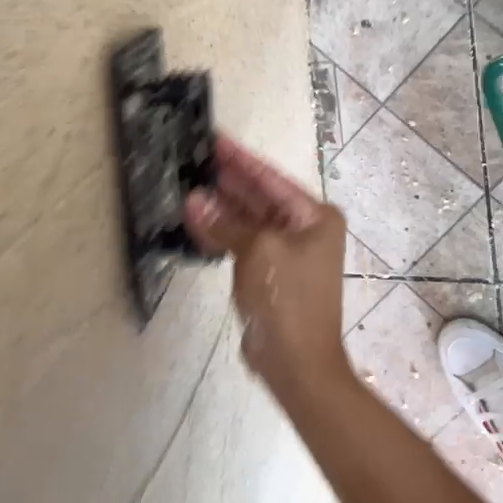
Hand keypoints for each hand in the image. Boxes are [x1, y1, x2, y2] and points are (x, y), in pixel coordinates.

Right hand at [184, 136, 350, 396]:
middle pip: (260, 196)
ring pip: (248, 219)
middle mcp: (304, 229)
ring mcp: (286, 253)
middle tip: (195, 157)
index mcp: (314, 216)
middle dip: (228, 179)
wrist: (297, 365)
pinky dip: (221, 233)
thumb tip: (193, 200)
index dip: (241, 158)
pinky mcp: (268, 274)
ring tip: (188, 185)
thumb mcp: (256, 251)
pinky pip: (242, 243)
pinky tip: (195, 220)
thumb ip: (225, 223)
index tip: (215, 138)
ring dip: (220, 206)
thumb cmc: (287, 298)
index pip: (271, 177)